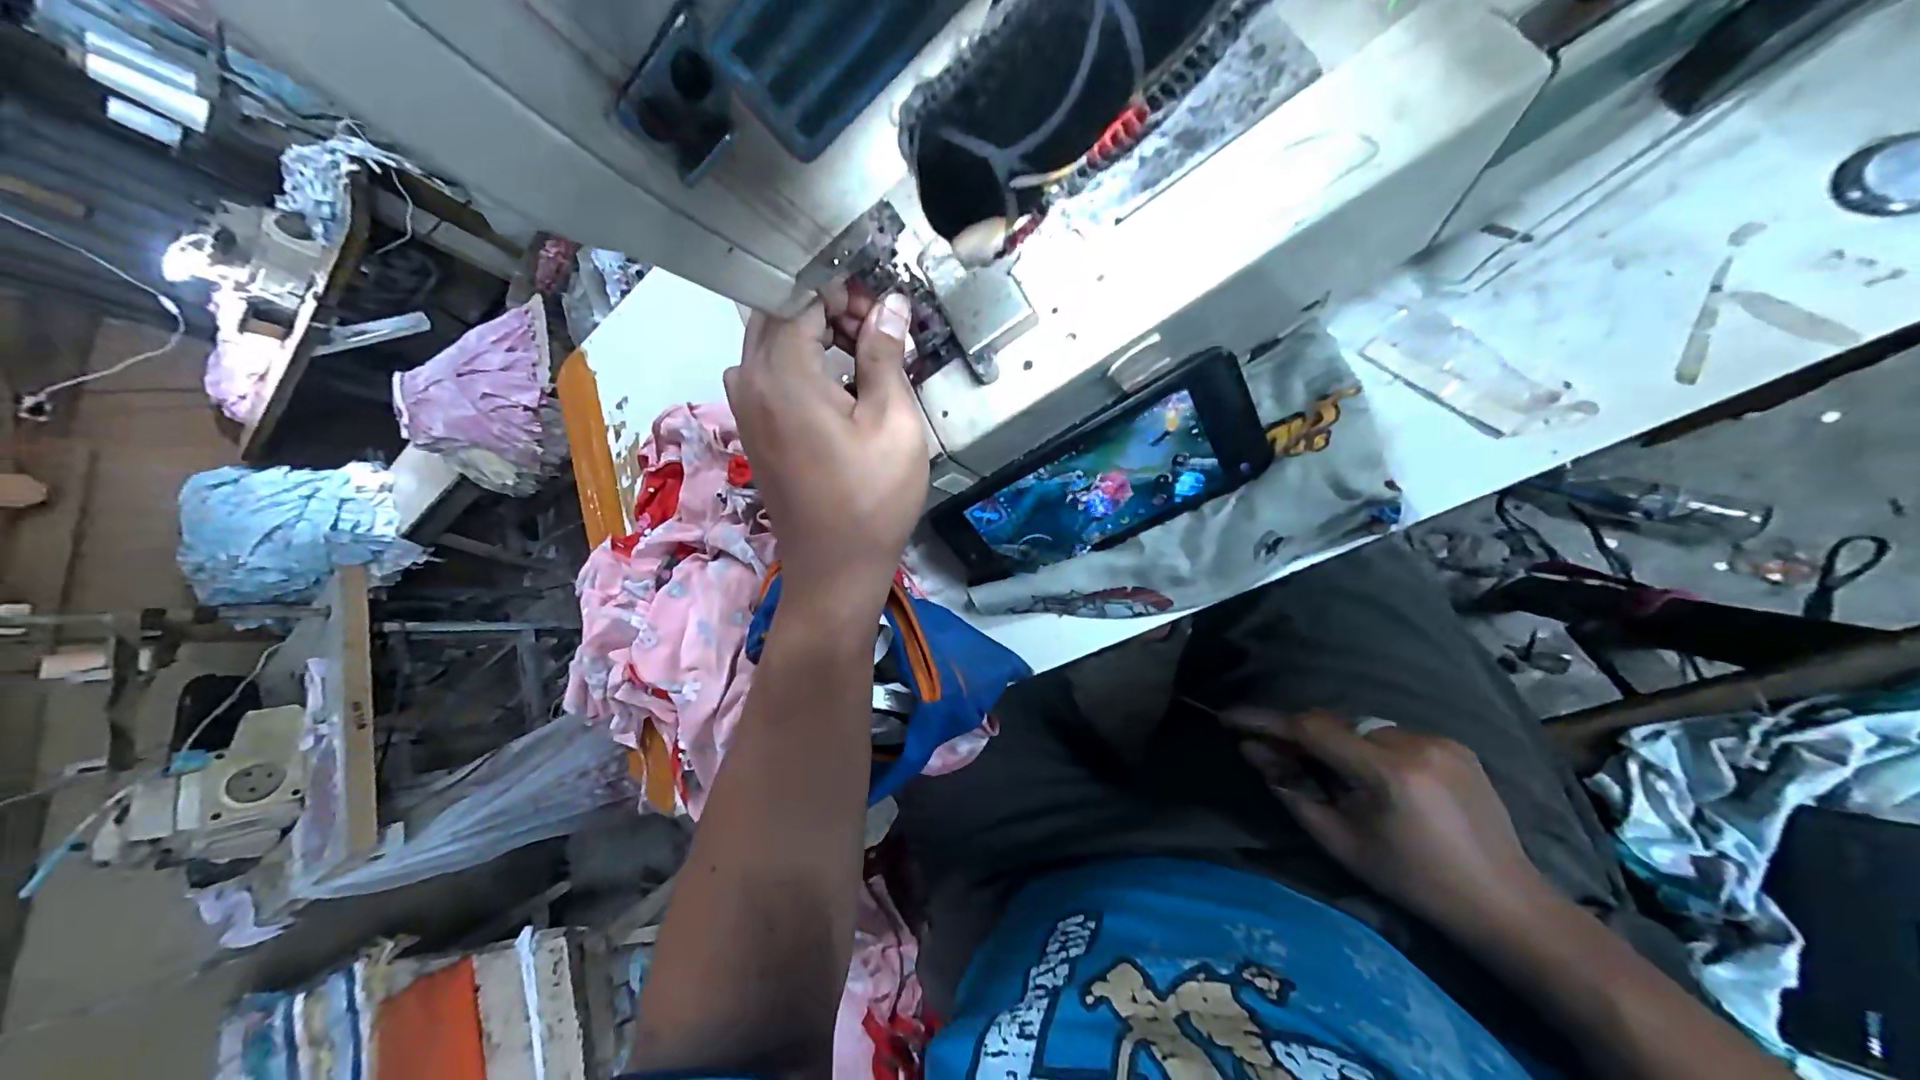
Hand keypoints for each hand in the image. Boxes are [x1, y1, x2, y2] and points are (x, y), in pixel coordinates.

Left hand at [726, 286, 928, 610]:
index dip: (845, 291)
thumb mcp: (893, 423)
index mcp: (782, 374)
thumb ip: (885, 355)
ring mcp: (744, 407)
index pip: (802, 296)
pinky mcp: (751, 428)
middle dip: (827, 308)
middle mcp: (749, 381)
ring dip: (813, 334)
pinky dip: (800, 363)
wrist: (835, 569)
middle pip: (779, 313)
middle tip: (876, 331)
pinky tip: (838, 387)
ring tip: (862, 357)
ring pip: (770, 341)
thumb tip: (889, 305)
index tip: (884, 311)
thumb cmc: (872, 500)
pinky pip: (767, 372)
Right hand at [1225, 710, 1553, 932]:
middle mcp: (1414, 742)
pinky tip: (1369, 775)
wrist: (1503, 902)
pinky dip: (1367, 746)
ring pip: (1361, 725)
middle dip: (1298, 733)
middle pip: (1334, 722)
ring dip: (1334, 739)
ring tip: (1325, 770)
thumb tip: (1252, 750)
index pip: (1310, 728)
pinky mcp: (1455, 744)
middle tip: (1272, 753)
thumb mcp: (1340, 841)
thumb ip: (1291, 790)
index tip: (1228, 717)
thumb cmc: (1413, 881)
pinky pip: (1391, 734)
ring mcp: (1440, 739)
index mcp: (1387, 771)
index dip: (1264, 720)